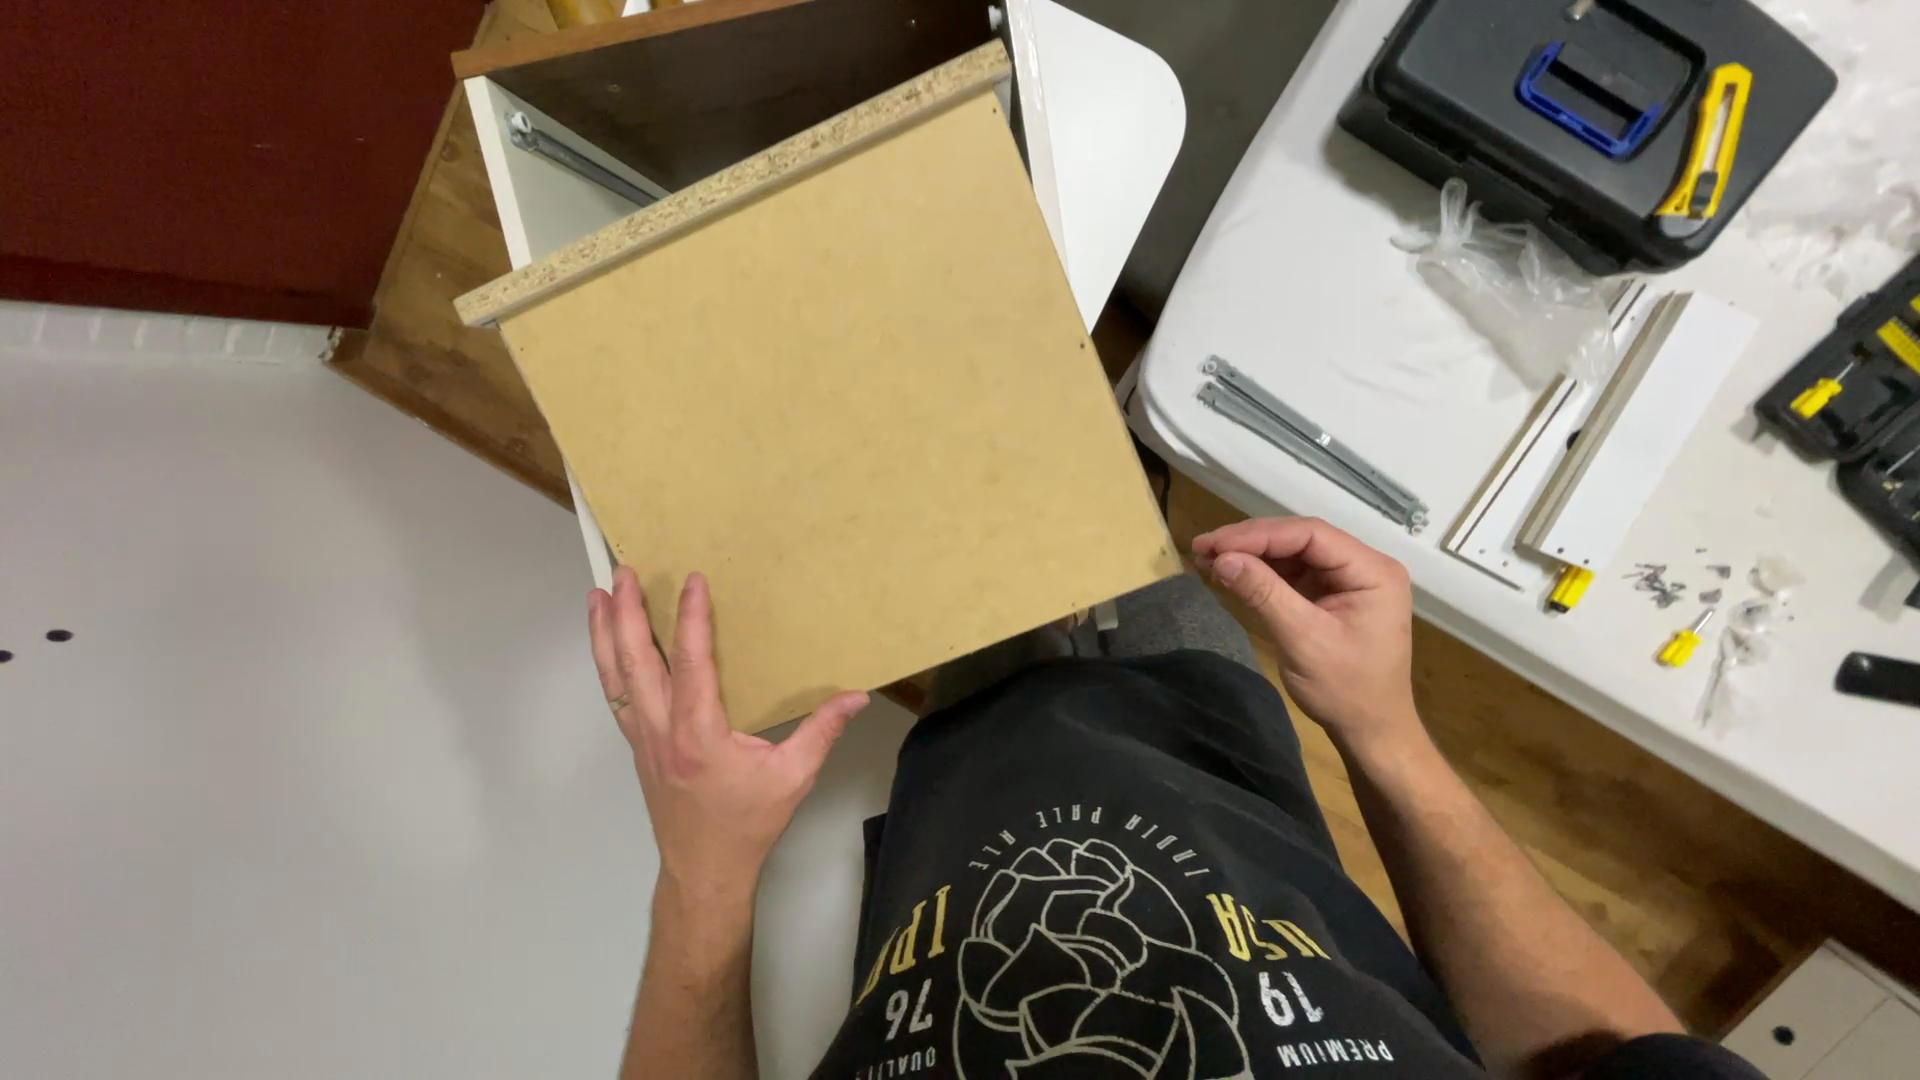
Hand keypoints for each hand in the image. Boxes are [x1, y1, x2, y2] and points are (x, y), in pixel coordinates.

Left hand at [588, 566, 868, 899]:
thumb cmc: (749, 822)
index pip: (691, 663)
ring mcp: (643, 738)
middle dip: (627, 614)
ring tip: (599, 594)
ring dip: (604, 633)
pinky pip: (616, 695)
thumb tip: (857, 695)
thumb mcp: (794, 777)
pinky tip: (608, 644)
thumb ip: (822, 731)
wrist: (704, 870)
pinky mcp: (638, 746)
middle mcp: (662, 729)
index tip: (692, 581)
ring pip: (615, 677)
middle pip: (636, 662)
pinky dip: (607, 663)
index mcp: (700, 733)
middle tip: (624, 572)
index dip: (690, 619)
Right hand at [1192, 517, 1421, 753]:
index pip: (1310, 535)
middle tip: (1202, 548)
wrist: (1370, 730)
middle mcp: (1362, 566)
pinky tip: (1229, 572)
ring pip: (1291, 552)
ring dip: (1249, 554)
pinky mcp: (1328, 593)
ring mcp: (1345, 579)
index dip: (1259, 535)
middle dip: (1249, 542)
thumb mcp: (1302, 639)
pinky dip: (1258, 572)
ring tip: (1207, 558)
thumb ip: (1263, 593)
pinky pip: (1289, 571)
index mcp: (1372, 570)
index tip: (1215, 544)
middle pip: (1299, 538)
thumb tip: (1221, 559)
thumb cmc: (1345, 689)